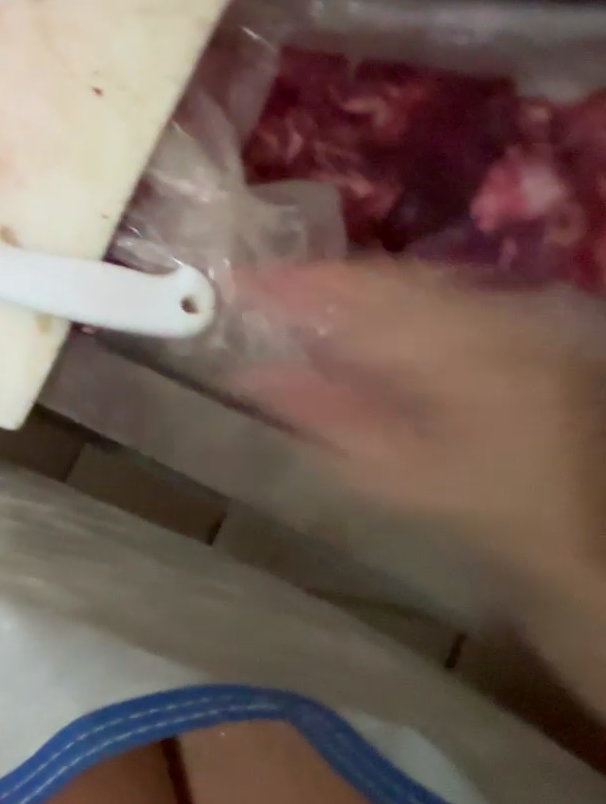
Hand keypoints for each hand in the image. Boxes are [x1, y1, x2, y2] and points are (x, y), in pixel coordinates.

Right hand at [241, 262, 605, 588]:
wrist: (595, 525)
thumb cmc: (481, 505)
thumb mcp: (389, 470)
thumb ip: (315, 415)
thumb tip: (245, 375)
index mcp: (455, 356)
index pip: (353, 301)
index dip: (289, 287)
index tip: (234, 283)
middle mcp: (492, 322)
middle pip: (387, 278)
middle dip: (316, 280)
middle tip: (256, 284)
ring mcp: (517, 320)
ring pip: (415, 279)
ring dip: (349, 283)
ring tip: (295, 293)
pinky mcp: (527, 328)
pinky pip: (442, 291)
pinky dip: (388, 292)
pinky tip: (358, 309)